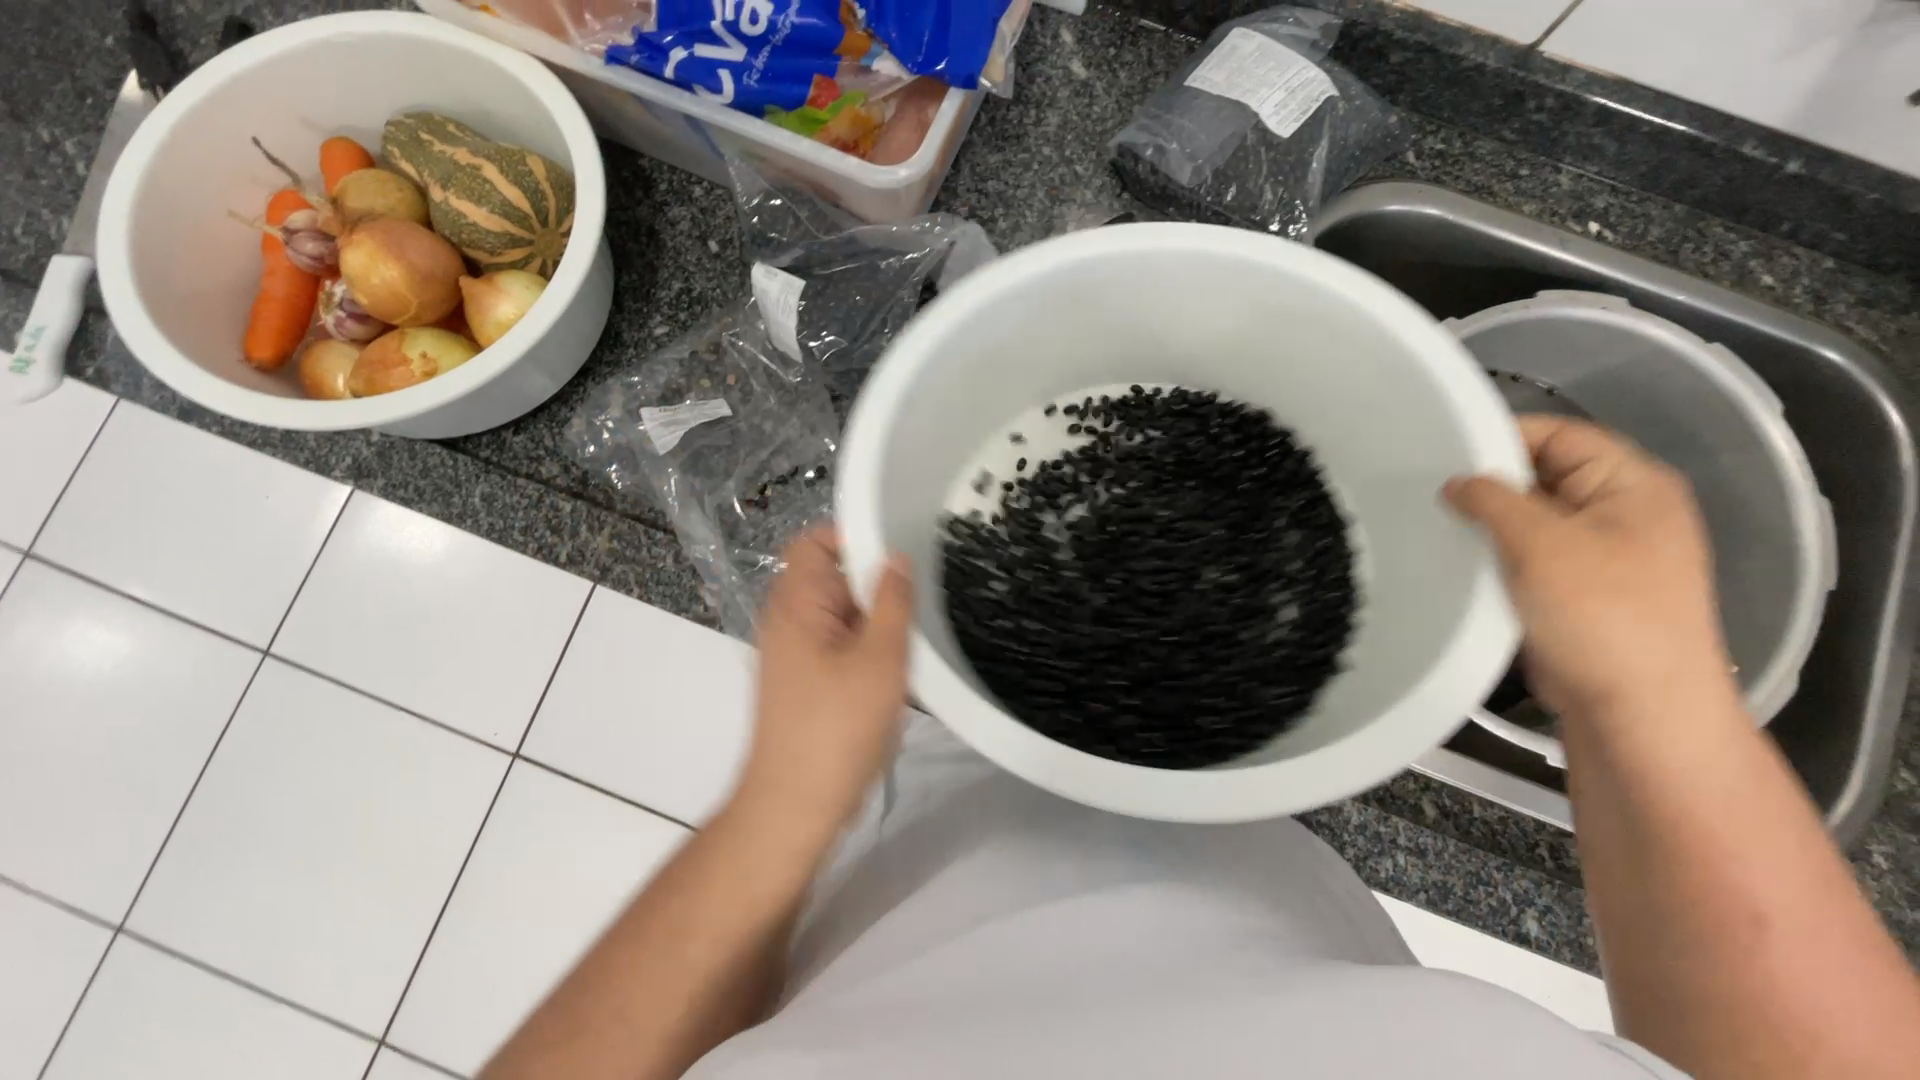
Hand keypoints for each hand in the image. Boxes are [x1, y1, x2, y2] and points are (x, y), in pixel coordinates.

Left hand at [733, 525, 914, 831]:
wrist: (795, 804)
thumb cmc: (837, 729)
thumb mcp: (879, 660)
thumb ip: (891, 602)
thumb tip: (895, 557)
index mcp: (796, 604)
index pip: (814, 541)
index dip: (854, 535)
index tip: (900, 550)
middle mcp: (788, 621)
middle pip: (831, 575)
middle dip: (874, 580)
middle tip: (919, 594)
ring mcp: (795, 654)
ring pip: (841, 613)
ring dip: (876, 618)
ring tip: (915, 631)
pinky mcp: (807, 682)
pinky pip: (840, 644)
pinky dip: (868, 647)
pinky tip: (899, 667)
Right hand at [1444, 416, 1736, 720]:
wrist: (1637, 709)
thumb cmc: (1600, 614)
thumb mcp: (1541, 543)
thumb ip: (1492, 500)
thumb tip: (1456, 481)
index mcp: (1633, 485)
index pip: (1560, 435)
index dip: (1502, 436)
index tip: (1442, 452)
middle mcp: (1623, 512)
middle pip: (1544, 476)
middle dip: (1489, 484)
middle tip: (1429, 492)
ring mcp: (1603, 555)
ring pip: (1532, 521)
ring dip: (1489, 525)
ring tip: (1436, 526)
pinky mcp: (1580, 593)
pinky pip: (1531, 558)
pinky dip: (1497, 557)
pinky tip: (1458, 563)